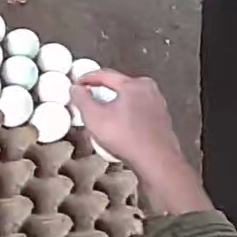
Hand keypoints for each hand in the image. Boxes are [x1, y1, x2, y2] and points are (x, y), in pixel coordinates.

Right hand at [70, 70, 213, 214]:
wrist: (156, 161)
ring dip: (113, 105)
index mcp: (134, 85)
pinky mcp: (161, 119)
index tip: (77, 85)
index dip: (86, 78)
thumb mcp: (94, 117)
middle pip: (117, 86)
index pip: (105, 74)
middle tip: (87, 101)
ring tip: (100, 117)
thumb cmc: (128, 138)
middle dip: (100, 92)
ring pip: (128, 99)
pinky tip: (117, 128)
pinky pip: (137, 111)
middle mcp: (149, 90)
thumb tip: (76, 89)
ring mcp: (157, 104)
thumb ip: (81, 99)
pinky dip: (125, 115)